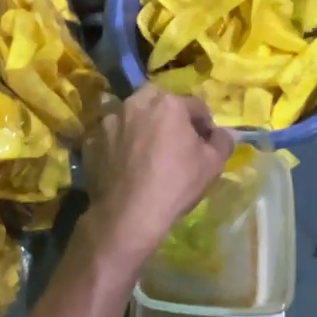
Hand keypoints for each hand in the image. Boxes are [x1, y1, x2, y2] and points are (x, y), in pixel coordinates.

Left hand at [83, 86, 235, 264]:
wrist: (128, 214)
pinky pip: (115, 134)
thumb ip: (222, 141)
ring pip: (133, 114)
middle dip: (170, 114)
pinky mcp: (94, 139)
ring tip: (149, 150)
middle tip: (176, 139)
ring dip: (143, 124)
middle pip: (160, 101)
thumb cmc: (176, 185)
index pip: (195, 106)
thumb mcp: (212, 165)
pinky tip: (128, 162)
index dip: (205, 124)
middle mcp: (137, 103)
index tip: (207, 143)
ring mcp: (111, 120)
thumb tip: (221, 134)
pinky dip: (122, 141)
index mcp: (168, 103)